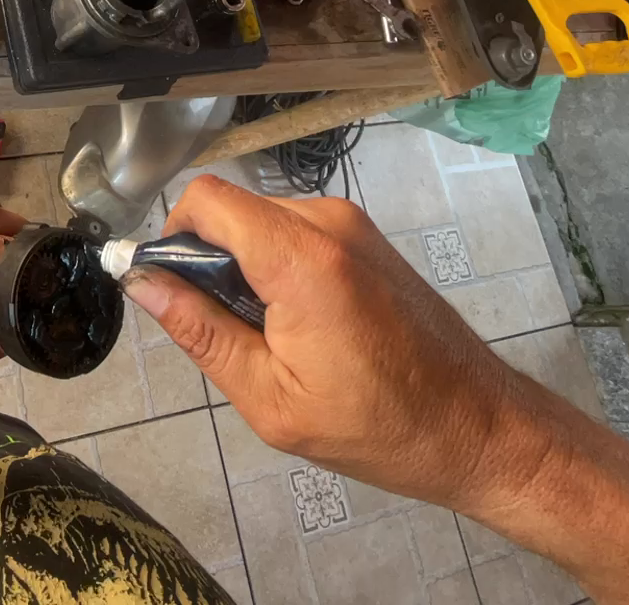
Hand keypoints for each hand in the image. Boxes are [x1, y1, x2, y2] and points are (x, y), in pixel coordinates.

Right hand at [127, 175, 538, 510]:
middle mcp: (326, 220)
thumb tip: (141, 283)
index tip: (178, 288)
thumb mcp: (270, 398)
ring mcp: (350, 221)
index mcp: (301, 257)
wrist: (488, 430)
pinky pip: (288, 228)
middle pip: (228, 210)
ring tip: (268, 329)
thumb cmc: (379, 427)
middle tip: (228, 326)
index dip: (173, 234)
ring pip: (255, 219)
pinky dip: (271, 261)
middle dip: (208, 259)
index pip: (205, 199)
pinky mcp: (362, 233)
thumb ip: (199, 331)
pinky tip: (298, 317)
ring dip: (240, 263)